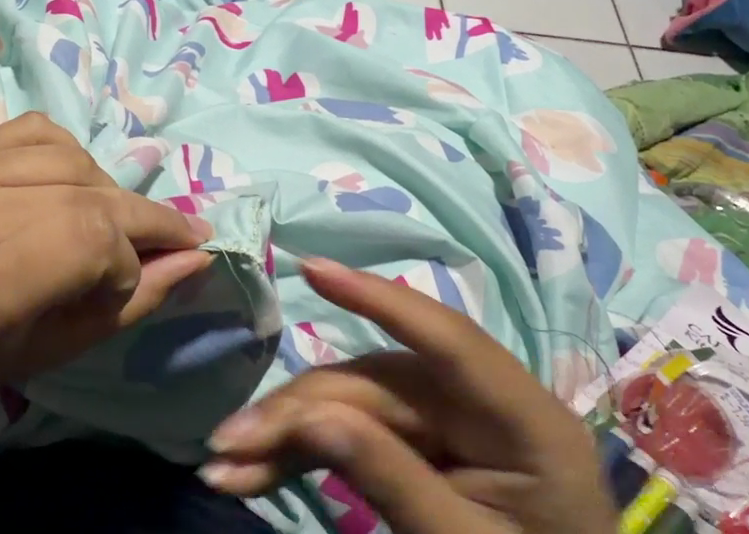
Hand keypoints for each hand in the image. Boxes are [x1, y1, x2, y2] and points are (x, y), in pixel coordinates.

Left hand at [0, 112, 213, 408]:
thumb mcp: (46, 354)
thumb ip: (125, 306)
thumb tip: (195, 259)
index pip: (93, 237)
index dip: (130, 259)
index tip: (127, 286)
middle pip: (90, 193)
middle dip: (142, 220)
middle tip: (172, 241)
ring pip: (73, 158)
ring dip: (108, 189)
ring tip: (111, 223)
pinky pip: (37, 128)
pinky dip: (71, 151)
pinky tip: (74, 183)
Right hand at [199, 258, 616, 533]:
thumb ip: (393, 480)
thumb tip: (310, 417)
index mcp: (525, 422)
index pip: (449, 340)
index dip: (379, 299)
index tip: (310, 268)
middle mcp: (478, 403)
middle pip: (371, 385)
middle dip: (294, 413)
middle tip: (225, 444)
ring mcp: (443, 420)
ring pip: (346, 404)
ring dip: (283, 432)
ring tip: (223, 463)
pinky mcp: (416, 440)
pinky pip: (349, 431)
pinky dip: (299, 450)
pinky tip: (251, 467)